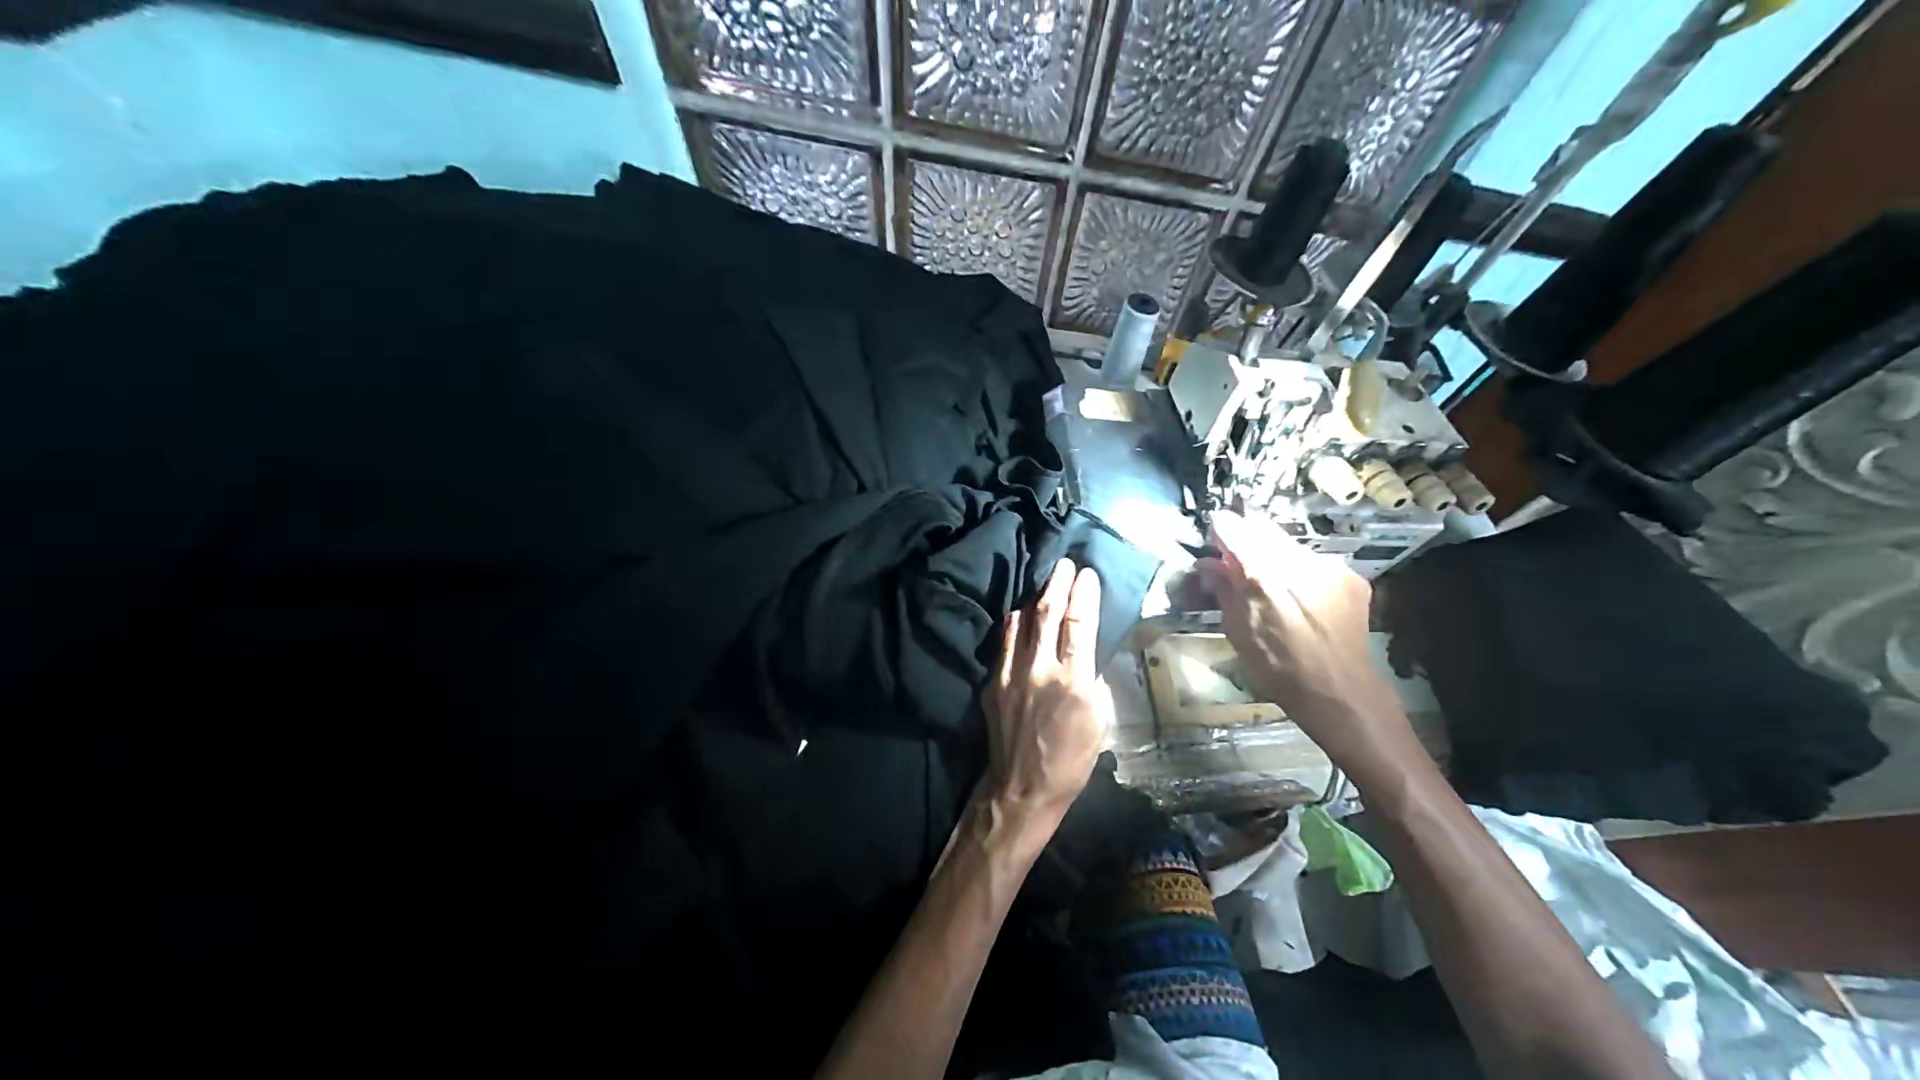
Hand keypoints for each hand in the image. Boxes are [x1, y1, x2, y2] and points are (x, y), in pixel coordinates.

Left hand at [980, 559, 1114, 824]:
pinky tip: (1021, 618)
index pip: (1080, 623)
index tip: (1087, 574)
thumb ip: (1093, 679)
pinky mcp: (992, 682)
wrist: (1023, 786)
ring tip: (1045, 586)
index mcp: (1074, 681)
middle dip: (1058, 583)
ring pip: (1021, 622)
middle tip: (1064, 564)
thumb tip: (1087, 652)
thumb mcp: (1100, 720)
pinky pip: (1004, 642)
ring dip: (1035, 600)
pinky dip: (1015, 625)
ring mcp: (1011, 673)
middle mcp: (1040, 670)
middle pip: (1048, 613)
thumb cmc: (1072, 759)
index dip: (1084, 593)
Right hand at [1193, 510, 1419, 779]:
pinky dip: (1298, 569)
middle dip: (1245, 541)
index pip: (1231, 528)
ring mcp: (1328, 567)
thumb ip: (1223, 590)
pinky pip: (1313, 560)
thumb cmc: (1279, 669)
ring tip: (1268, 584)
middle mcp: (1297, 561)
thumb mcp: (1237, 631)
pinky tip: (1298, 596)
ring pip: (1287, 543)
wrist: (1341, 692)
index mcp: (1262, 576)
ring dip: (1271, 555)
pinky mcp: (1350, 577)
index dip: (1218, 534)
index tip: (1213, 548)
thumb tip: (1209, 565)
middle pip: (1261, 529)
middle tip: (1235, 564)